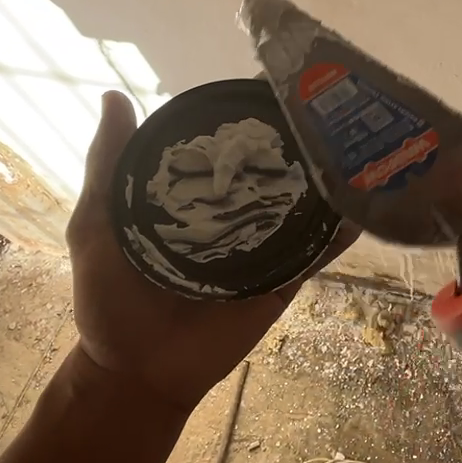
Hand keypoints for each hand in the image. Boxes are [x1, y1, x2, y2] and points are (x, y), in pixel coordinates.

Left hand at [65, 91, 354, 410]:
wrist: (135, 375)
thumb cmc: (110, 300)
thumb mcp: (98, 226)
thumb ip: (109, 167)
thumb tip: (114, 96)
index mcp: (197, 199)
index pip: (229, 152)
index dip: (250, 122)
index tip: (275, 87)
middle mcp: (236, 216)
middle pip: (274, 175)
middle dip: (300, 146)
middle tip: (328, 110)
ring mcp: (264, 248)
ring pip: (304, 208)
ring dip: (329, 181)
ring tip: (356, 145)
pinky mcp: (284, 280)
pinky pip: (318, 253)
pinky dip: (341, 230)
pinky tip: (363, 202)